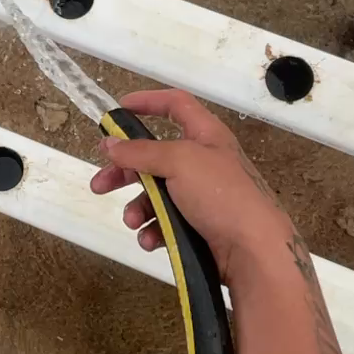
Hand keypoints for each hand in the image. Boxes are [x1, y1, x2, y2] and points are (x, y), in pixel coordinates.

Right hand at [88, 90, 292, 273]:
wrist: (253, 250)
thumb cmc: (221, 195)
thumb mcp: (179, 162)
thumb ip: (141, 151)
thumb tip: (110, 144)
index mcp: (205, 136)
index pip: (176, 106)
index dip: (148, 102)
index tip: (119, 109)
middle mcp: (201, 162)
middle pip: (152, 157)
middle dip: (123, 171)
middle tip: (99, 183)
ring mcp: (199, 196)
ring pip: (154, 194)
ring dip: (137, 207)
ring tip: (132, 221)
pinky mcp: (196, 225)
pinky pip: (163, 221)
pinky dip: (152, 229)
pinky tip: (150, 239)